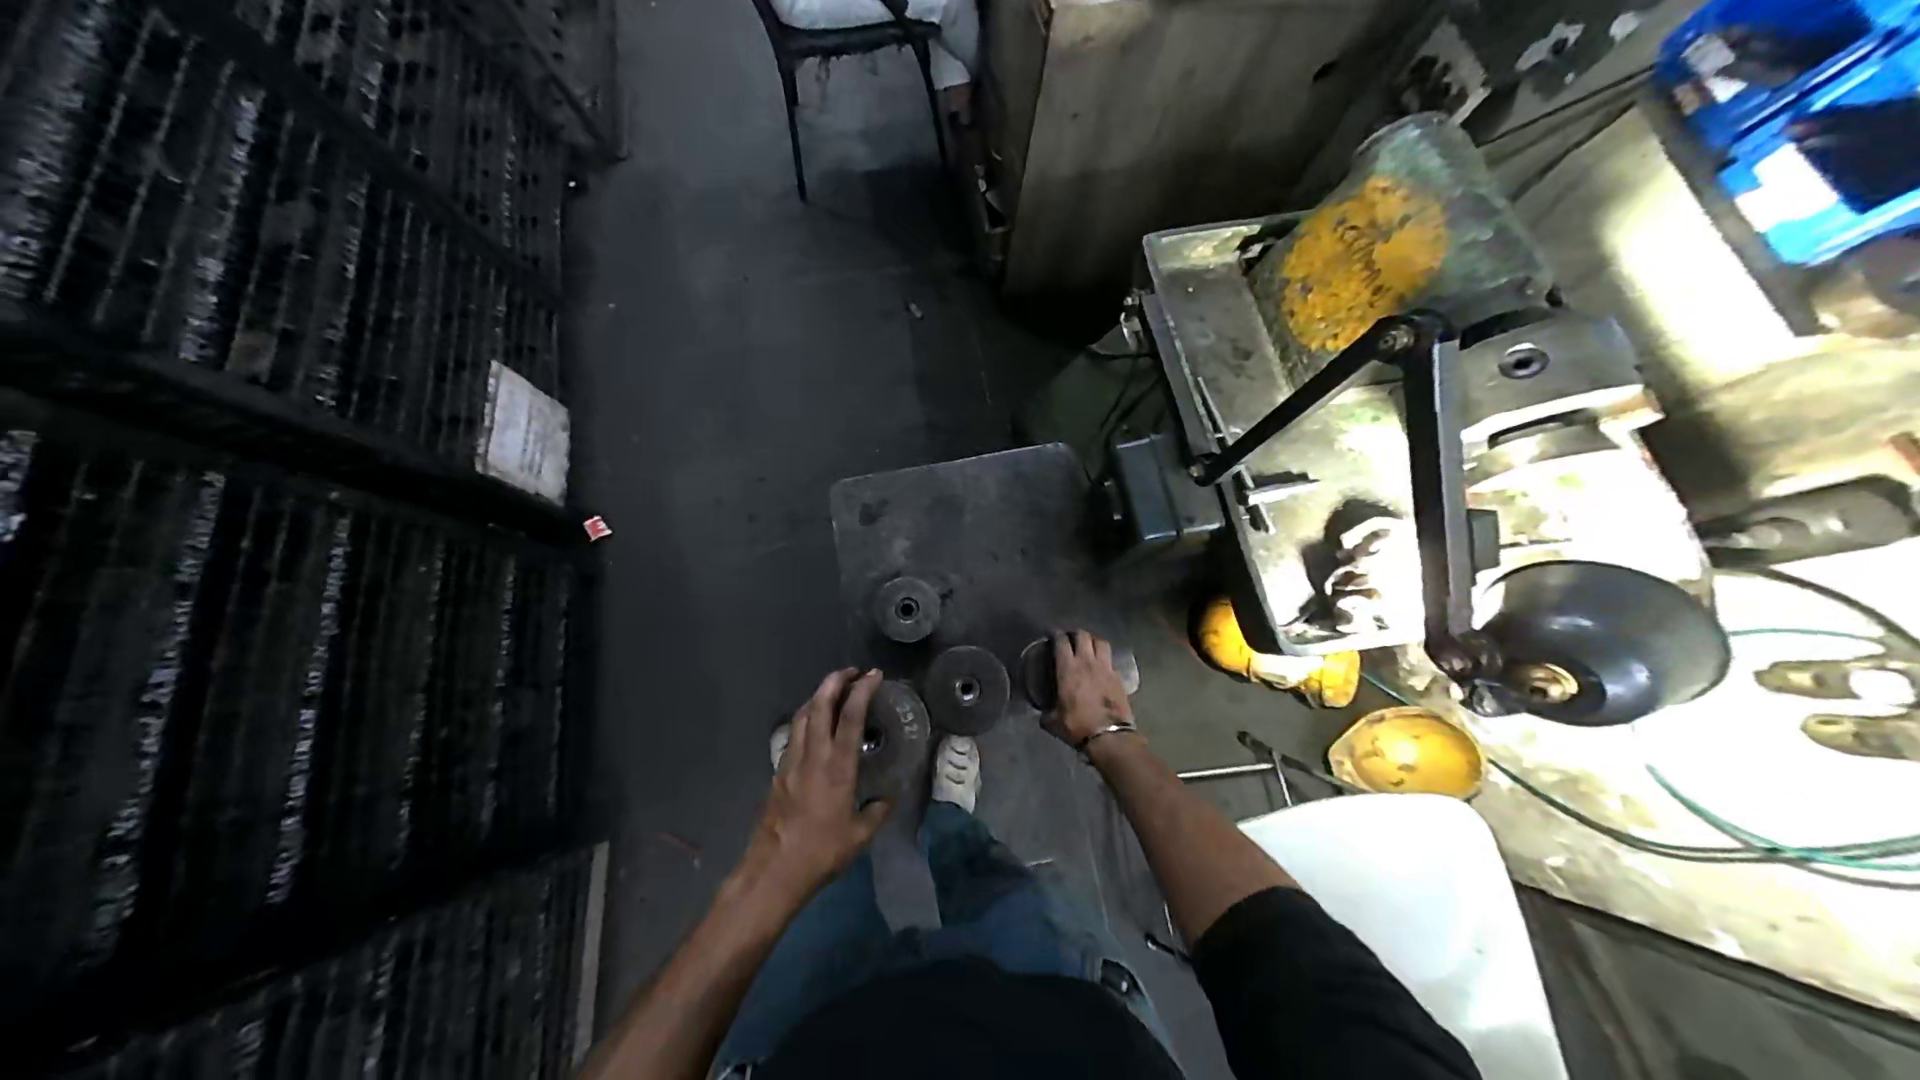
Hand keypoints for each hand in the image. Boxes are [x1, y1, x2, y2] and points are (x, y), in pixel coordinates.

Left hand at [747, 669, 892, 902]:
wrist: (774, 870)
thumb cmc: (822, 852)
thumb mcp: (860, 835)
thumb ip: (877, 811)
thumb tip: (889, 797)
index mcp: (837, 767)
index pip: (851, 716)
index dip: (863, 690)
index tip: (874, 675)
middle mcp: (812, 756)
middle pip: (820, 704)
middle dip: (836, 680)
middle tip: (853, 672)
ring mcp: (791, 761)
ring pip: (803, 715)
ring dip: (819, 696)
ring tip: (835, 691)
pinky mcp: (779, 772)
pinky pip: (794, 733)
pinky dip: (807, 717)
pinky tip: (815, 724)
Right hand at [1046, 630, 1134, 746]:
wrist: (1110, 736)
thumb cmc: (1077, 726)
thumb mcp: (1053, 722)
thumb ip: (1046, 713)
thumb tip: (1043, 713)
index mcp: (1068, 669)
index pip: (1061, 642)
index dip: (1056, 634)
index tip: (1052, 634)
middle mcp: (1087, 662)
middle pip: (1083, 636)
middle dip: (1075, 634)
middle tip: (1070, 638)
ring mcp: (1106, 668)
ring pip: (1101, 643)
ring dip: (1094, 641)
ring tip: (1089, 646)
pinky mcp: (1119, 678)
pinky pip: (1112, 660)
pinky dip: (1106, 659)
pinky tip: (1103, 666)